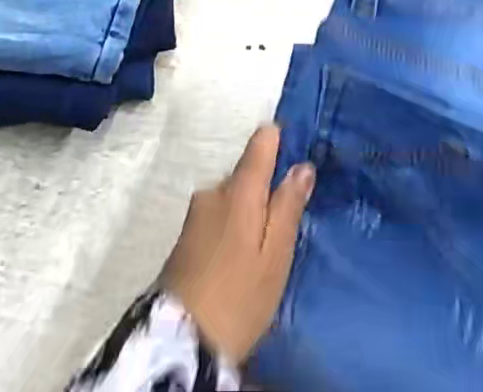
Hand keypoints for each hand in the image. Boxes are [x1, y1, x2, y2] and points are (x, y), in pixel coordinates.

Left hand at [162, 125, 314, 360]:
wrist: (180, 341)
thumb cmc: (239, 297)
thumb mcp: (275, 256)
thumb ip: (288, 207)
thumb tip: (302, 166)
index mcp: (238, 189)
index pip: (261, 141)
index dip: (281, 141)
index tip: (299, 156)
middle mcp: (213, 190)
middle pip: (247, 172)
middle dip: (266, 189)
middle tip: (287, 224)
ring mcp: (195, 212)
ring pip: (232, 197)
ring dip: (249, 212)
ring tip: (265, 248)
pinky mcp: (184, 236)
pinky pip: (218, 216)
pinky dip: (233, 227)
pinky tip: (241, 258)